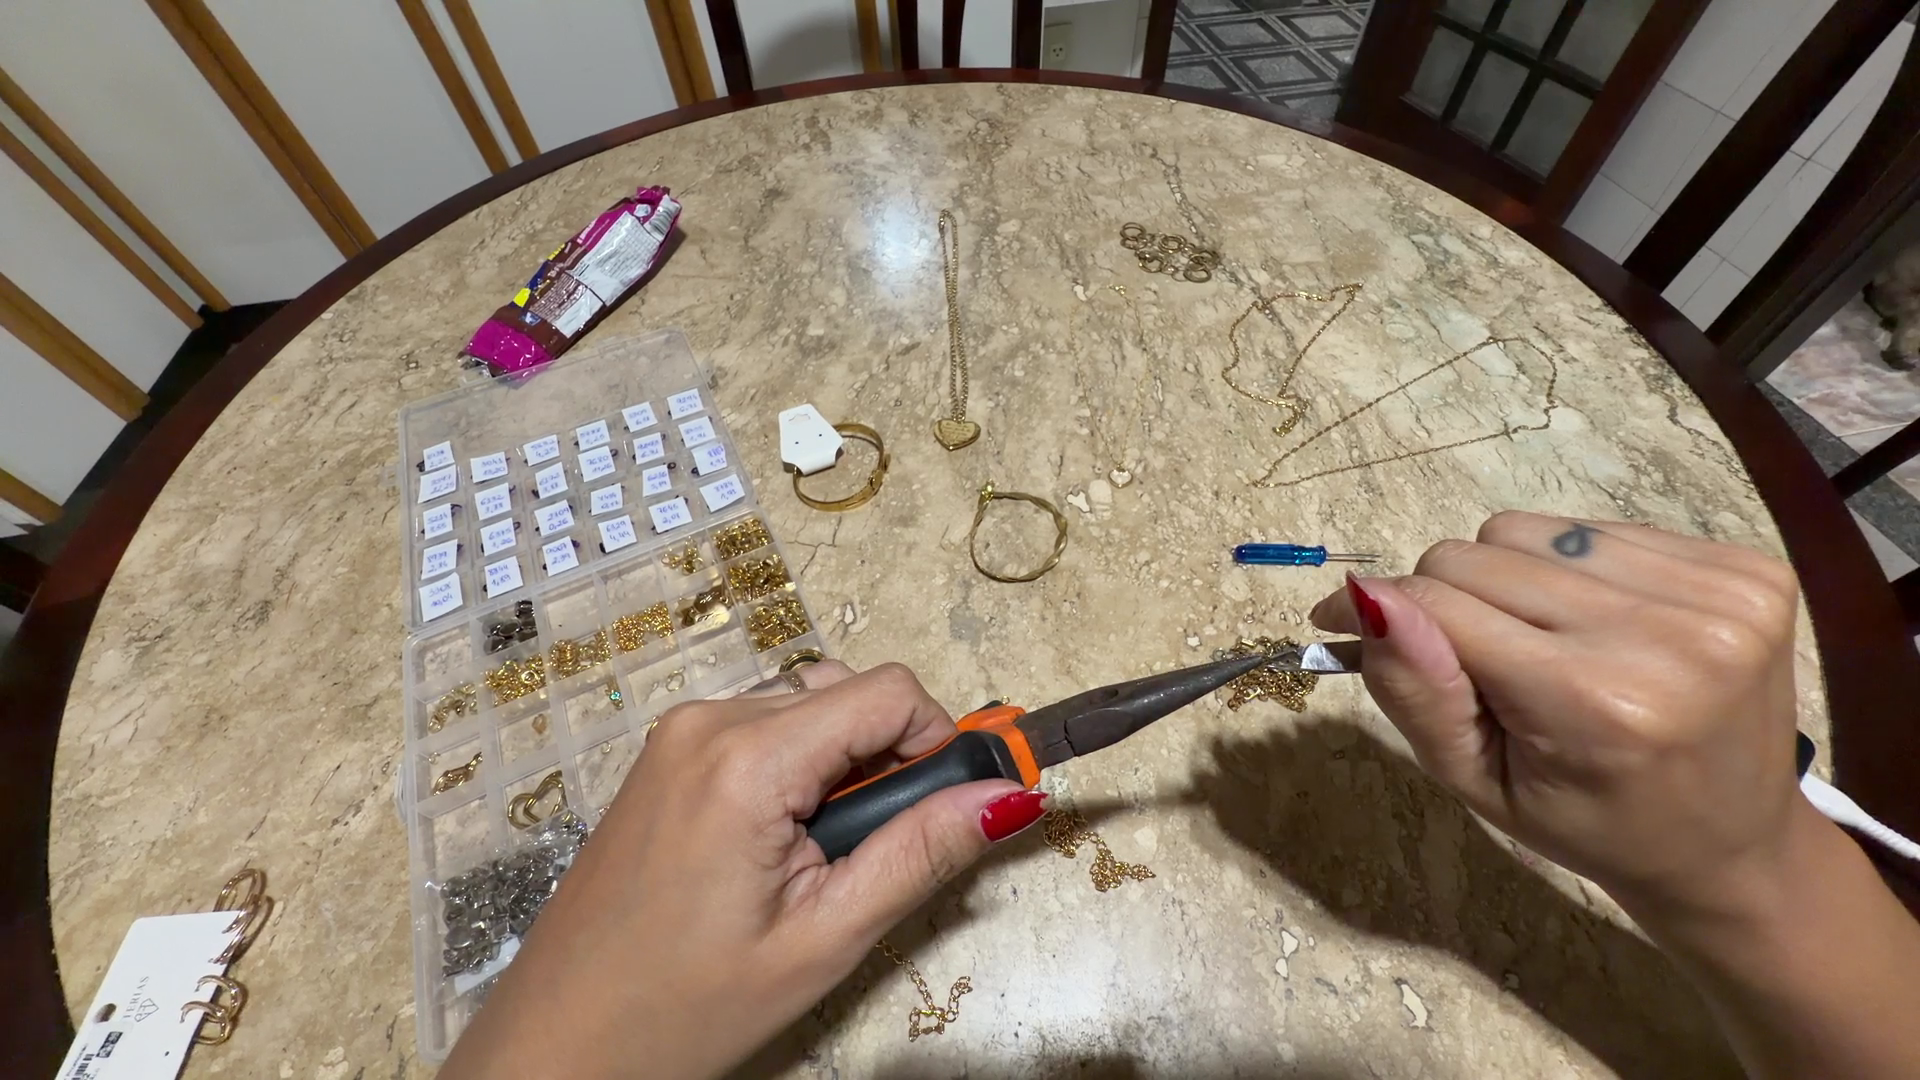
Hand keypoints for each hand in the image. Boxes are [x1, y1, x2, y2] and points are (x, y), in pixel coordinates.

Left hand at [439, 661, 1047, 1079]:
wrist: (555, 1046)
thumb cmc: (690, 1007)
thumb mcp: (824, 938)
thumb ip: (922, 853)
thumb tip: (1009, 795)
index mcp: (748, 756)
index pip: (886, 690)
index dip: (933, 738)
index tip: (932, 806)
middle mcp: (711, 714)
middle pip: (848, 691)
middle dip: (884, 756)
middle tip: (866, 844)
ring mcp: (683, 725)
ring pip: (811, 700)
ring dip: (842, 757)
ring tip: (819, 845)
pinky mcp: (670, 745)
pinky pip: (767, 718)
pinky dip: (801, 757)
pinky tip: (778, 832)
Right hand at [1309, 511, 1803, 920]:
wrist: (1734, 842)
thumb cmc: (1583, 820)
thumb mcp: (1473, 780)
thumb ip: (1414, 690)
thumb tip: (1365, 597)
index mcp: (1594, 700)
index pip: (1438, 604)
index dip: (1373, 608)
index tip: (1335, 622)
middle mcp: (1665, 632)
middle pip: (1472, 555)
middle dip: (1441, 599)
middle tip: (1467, 657)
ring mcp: (1717, 593)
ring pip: (1522, 531)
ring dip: (1501, 576)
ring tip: (1534, 637)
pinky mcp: (1746, 567)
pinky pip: (1586, 528)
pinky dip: (1561, 567)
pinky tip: (1590, 620)